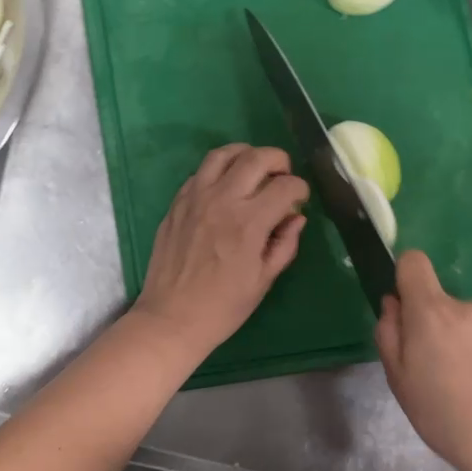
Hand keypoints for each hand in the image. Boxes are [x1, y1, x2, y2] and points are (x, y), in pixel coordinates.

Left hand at [129, 145, 308, 360]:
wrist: (171, 316)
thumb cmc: (223, 306)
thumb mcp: (264, 280)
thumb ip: (284, 244)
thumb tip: (295, 218)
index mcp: (249, 222)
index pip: (285, 186)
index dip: (300, 189)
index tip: (299, 200)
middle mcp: (222, 200)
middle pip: (255, 158)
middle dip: (278, 160)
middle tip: (283, 176)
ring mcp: (194, 198)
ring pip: (222, 154)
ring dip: (244, 154)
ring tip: (254, 169)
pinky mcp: (176, 202)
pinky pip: (200, 172)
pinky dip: (218, 170)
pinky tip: (225, 186)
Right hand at [375, 251, 471, 470]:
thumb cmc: (444, 416)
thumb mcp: (398, 379)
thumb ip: (388, 333)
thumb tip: (393, 306)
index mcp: (432, 311)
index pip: (414, 262)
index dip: (402, 277)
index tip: (401, 309)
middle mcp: (467, 308)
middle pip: (437, 300)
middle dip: (427, 323)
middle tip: (426, 367)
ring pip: (461, 321)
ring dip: (453, 341)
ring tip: (456, 385)